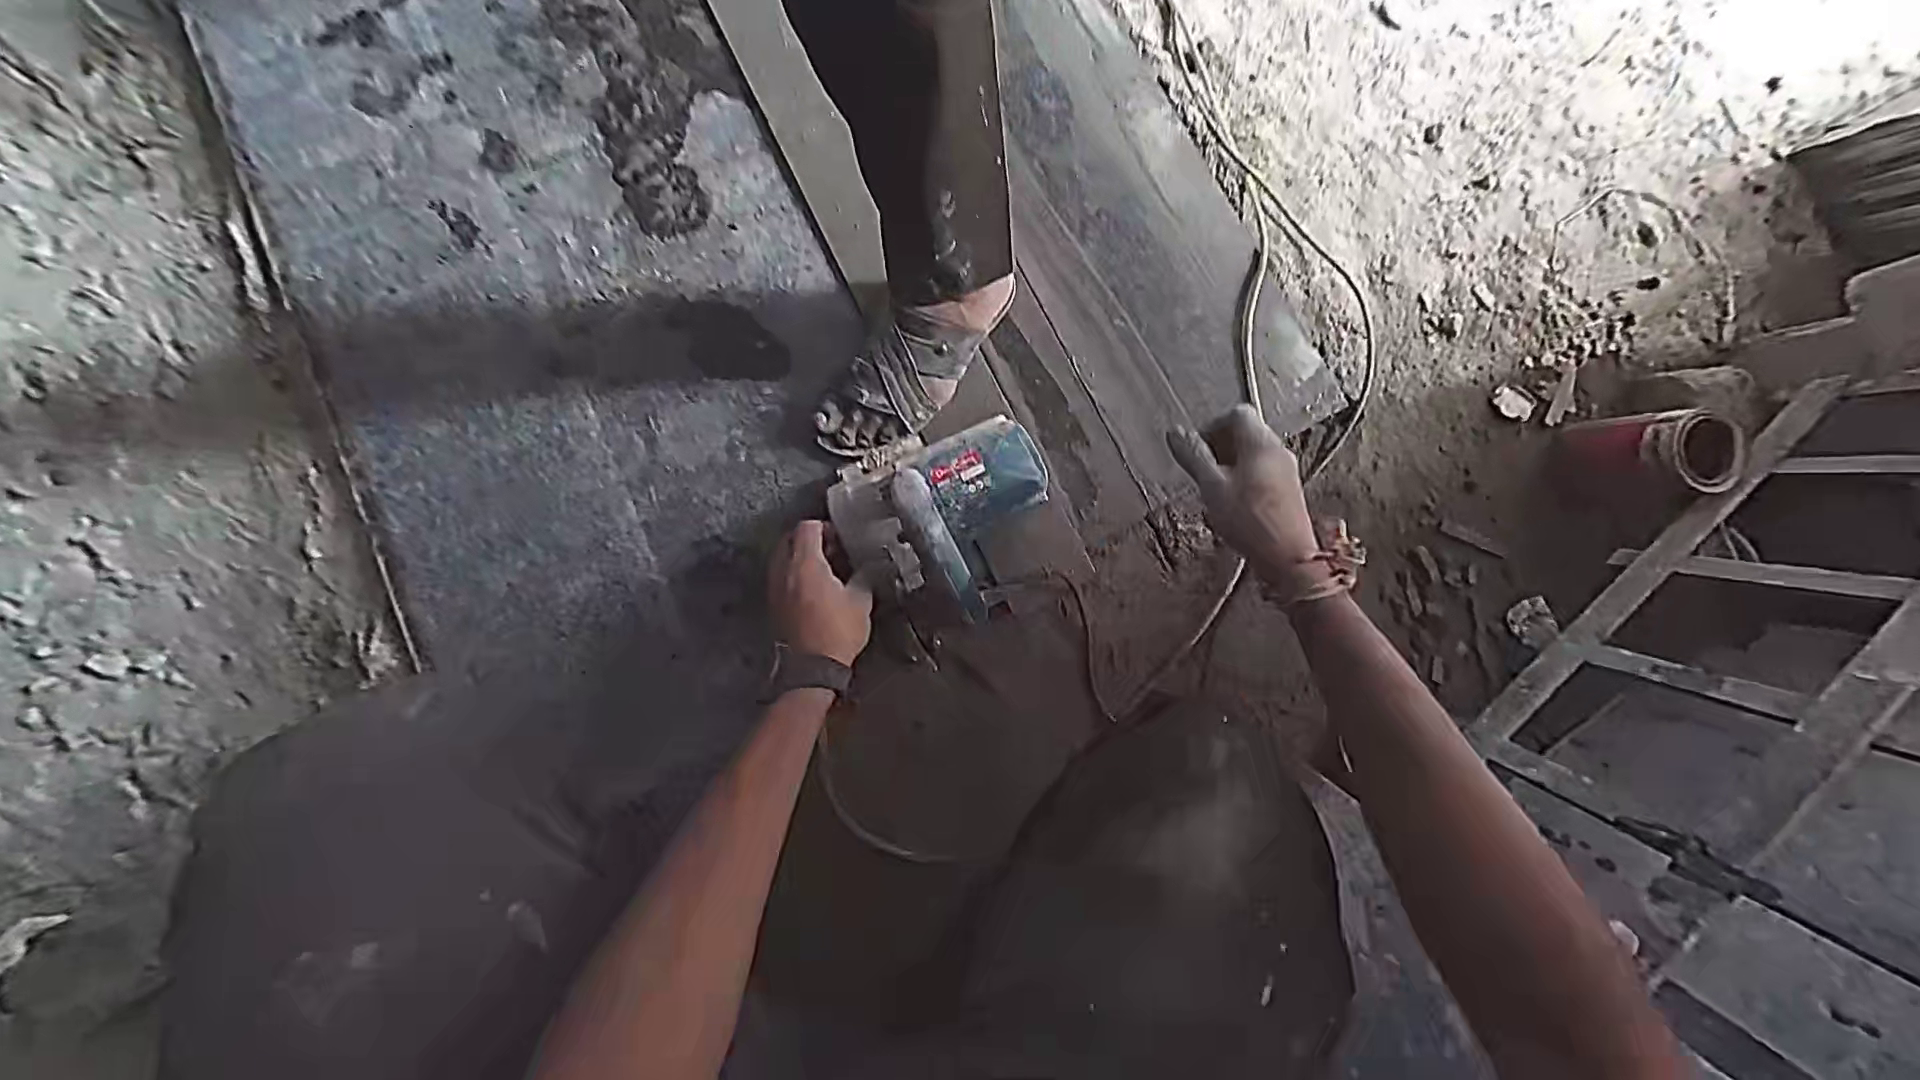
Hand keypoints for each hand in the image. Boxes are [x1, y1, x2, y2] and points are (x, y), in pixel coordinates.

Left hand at [768, 520, 872, 665]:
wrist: (812, 668)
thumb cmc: (838, 632)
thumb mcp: (861, 602)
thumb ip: (863, 576)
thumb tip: (868, 567)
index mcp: (805, 564)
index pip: (807, 528)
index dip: (825, 527)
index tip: (839, 538)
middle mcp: (784, 571)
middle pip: (790, 539)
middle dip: (810, 539)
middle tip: (831, 549)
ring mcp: (775, 588)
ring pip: (782, 557)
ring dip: (800, 556)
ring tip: (823, 568)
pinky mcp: (773, 604)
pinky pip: (780, 576)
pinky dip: (794, 573)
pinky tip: (813, 588)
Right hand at [1167, 405, 1318, 585]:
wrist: (1287, 557)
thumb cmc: (1249, 522)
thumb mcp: (1212, 488)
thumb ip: (1193, 457)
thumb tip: (1175, 434)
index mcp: (1260, 444)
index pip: (1237, 413)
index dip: (1212, 426)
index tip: (1198, 449)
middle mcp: (1277, 450)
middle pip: (1245, 431)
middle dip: (1219, 446)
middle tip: (1203, 470)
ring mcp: (1285, 469)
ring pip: (1252, 451)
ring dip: (1229, 463)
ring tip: (1215, 488)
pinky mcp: (1287, 487)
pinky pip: (1261, 469)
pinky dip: (1242, 476)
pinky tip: (1232, 501)